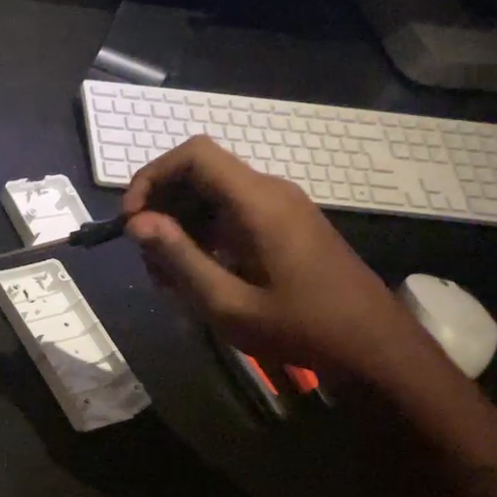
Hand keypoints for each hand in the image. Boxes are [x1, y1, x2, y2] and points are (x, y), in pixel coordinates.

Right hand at [122, 136, 436, 383]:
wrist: (367, 341)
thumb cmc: (296, 327)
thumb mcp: (225, 302)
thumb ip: (179, 258)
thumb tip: (136, 223)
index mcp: (256, 203)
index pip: (194, 155)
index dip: (151, 178)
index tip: (130, 223)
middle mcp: (268, 193)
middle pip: (196, 173)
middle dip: (158, 208)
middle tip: (146, 260)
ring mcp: (277, 207)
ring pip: (207, 196)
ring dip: (175, 227)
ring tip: (167, 277)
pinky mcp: (279, 224)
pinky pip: (226, 213)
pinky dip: (198, 236)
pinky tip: (193, 276)